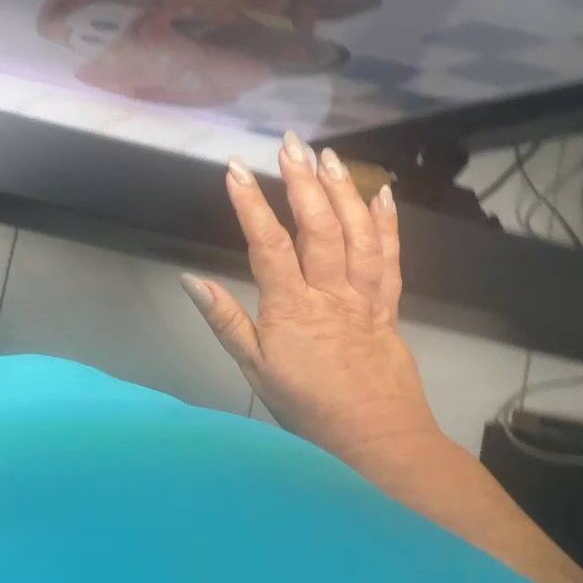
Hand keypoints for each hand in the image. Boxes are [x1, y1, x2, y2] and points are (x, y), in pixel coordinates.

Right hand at [183, 132, 439, 461]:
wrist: (377, 438)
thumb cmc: (307, 405)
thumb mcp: (253, 368)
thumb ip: (224, 320)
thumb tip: (191, 279)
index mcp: (292, 309)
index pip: (268, 245)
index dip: (251, 204)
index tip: (235, 169)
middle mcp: (332, 294)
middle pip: (320, 228)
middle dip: (303, 182)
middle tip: (290, 144)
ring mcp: (366, 297)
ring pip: (359, 235)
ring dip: (345, 192)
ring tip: (329, 157)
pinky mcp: (389, 306)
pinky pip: (392, 258)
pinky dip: (388, 224)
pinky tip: (382, 194)